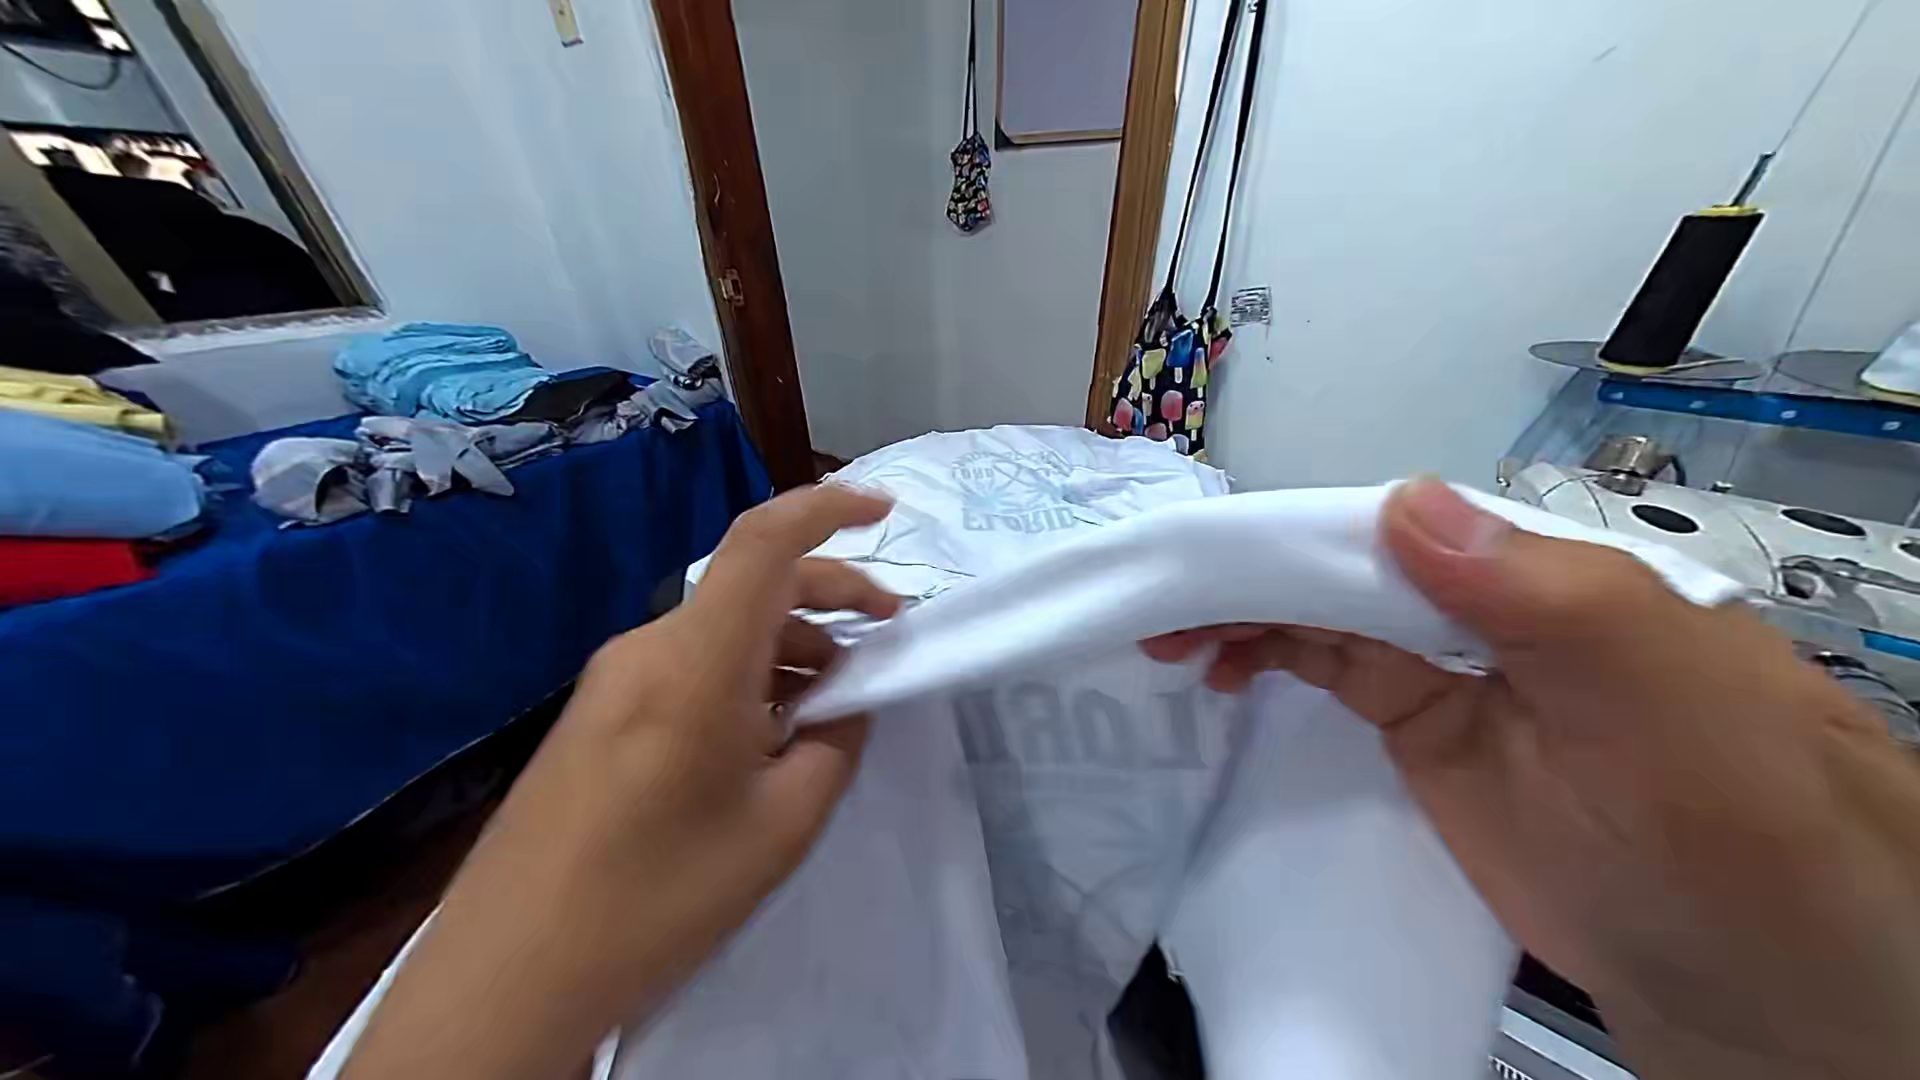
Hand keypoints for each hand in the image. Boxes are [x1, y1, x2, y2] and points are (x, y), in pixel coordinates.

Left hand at [345, 485, 899, 1079]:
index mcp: (696, 662)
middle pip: (756, 583)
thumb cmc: (655, 901)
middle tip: (887, 630)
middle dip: (834, 594)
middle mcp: (652, 646)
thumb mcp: (782, 828)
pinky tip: (770, 731)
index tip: (885, 509)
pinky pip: (696, 661)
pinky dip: (751, 673)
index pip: (764, 542)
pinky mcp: (604, 707)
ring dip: (793, 645)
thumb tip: (845, 706)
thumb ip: (834, 746)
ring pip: (729, 626)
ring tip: (831, 704)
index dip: (829, 508)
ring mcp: (619, 675)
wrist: (501, 983)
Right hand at [1146, 478, 1919, 1079]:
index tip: (1210, 562)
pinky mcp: (1410, 712)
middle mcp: (1477, 601)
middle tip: (1166, 607)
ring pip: (1316, 612)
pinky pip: (1322, 663)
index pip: (1390, 530)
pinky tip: (1223, 671)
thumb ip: (1545, 596)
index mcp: (1535, 573)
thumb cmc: (1737, 845)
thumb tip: (1400, 501)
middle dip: (1246, 579)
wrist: (1758, 990)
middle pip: (1337, 568)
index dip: (1294, 539)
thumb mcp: (1664, 709)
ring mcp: (1439, 660)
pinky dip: (1264, 655)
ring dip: (1241, 617)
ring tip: (1172, 639)